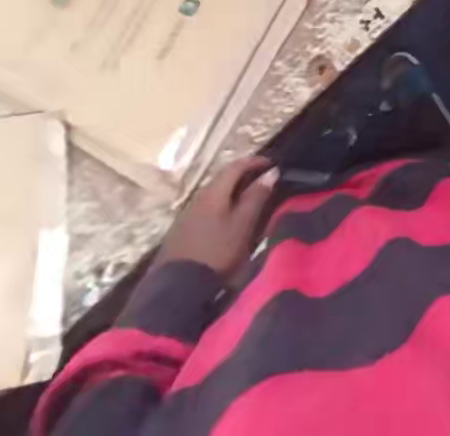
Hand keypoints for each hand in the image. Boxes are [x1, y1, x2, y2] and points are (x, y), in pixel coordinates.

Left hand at [154, 157, 278, 277]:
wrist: (177, 288)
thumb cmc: (217, 253)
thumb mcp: (243, 225)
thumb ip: (256, 197)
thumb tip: (271, 172)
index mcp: (214, 192)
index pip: (235, 166)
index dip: (255, 161)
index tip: (272, 163)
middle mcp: (198, 197)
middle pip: (223, 178)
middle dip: (244, 174)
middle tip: (263, 180)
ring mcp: (187, 214)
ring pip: (214, 193)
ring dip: (232, 191)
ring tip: (249, 199)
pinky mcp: (182, 231)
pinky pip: (206, 207)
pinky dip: (222, 205)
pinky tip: (227, 218)